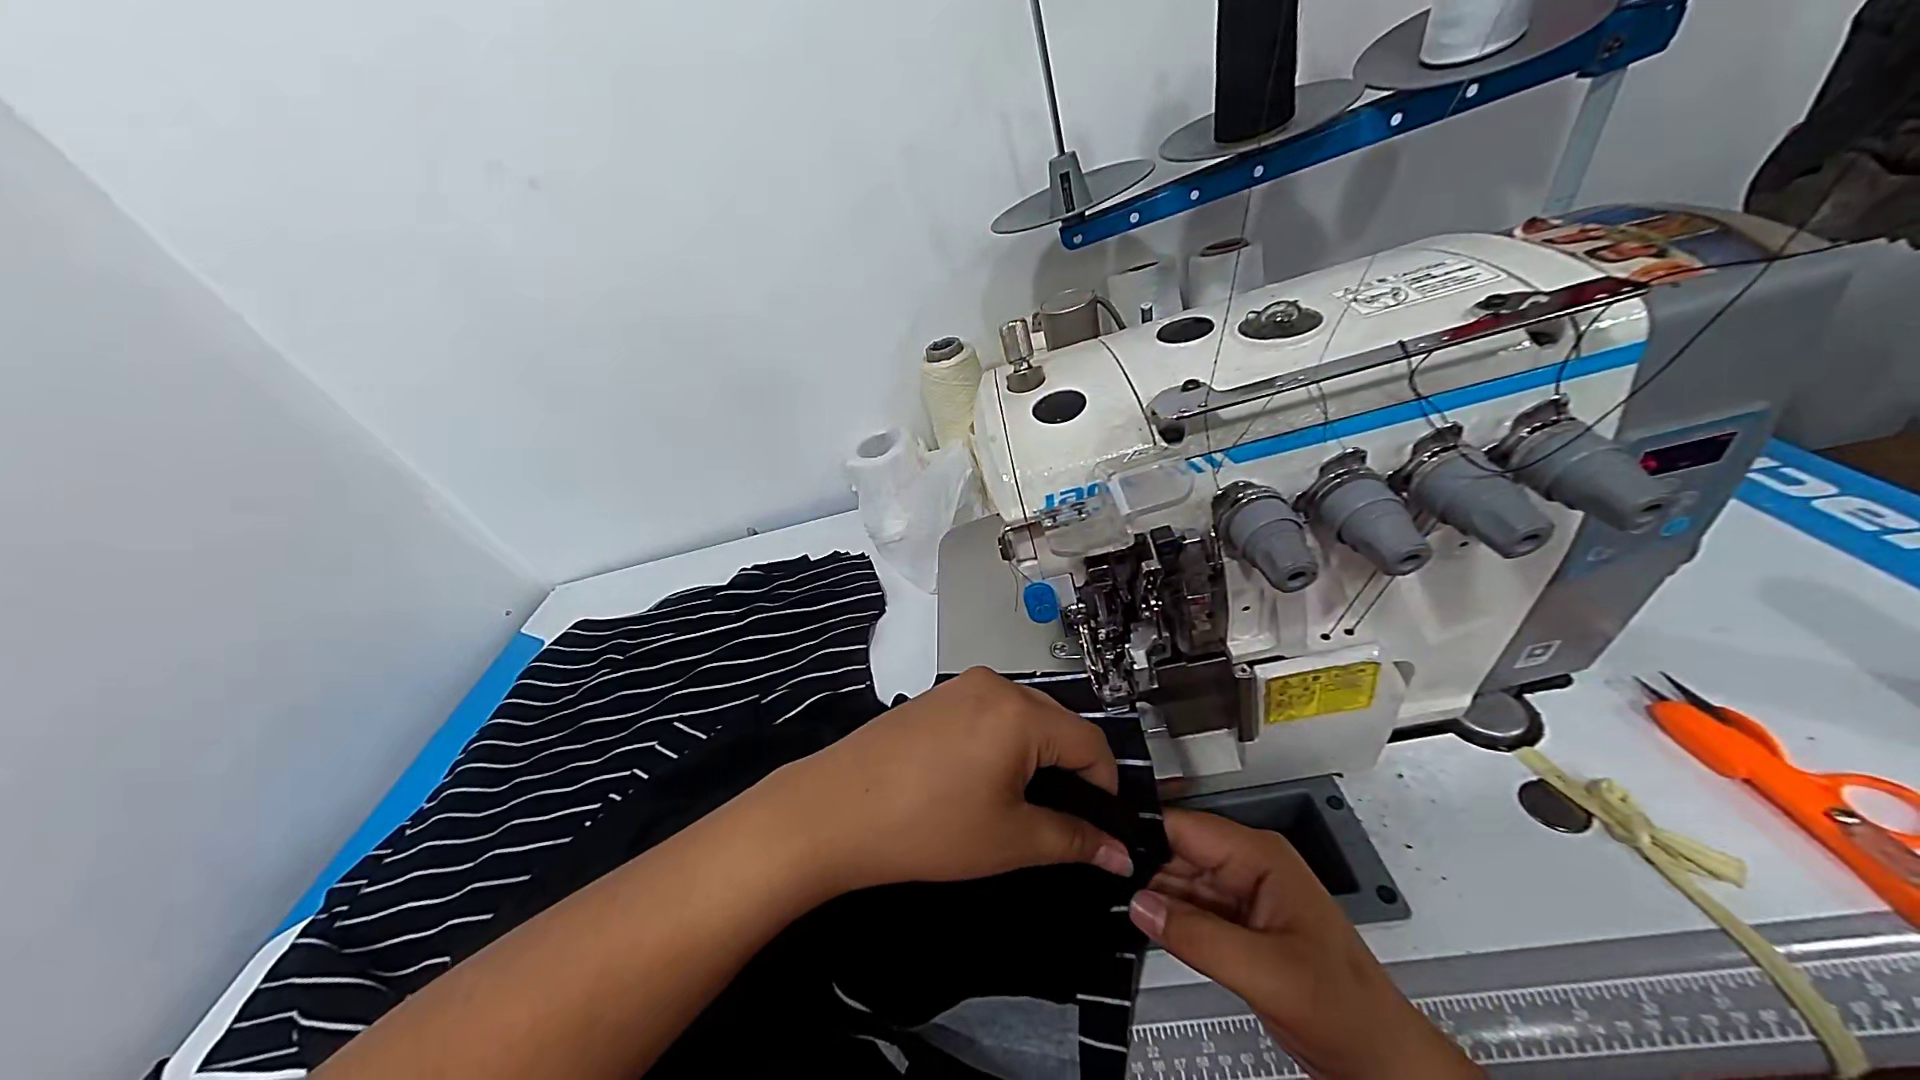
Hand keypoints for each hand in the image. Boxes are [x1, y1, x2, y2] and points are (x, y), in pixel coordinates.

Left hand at [741, 667, 1133, 895]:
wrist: (833, 811)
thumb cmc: (925, 826)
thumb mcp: (1009, 840)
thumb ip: (1074, 841)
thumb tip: (1118, 852)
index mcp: (1021, 712)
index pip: (1092, 743)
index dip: (1105, 788)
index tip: (1100, 827)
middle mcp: (995, 685)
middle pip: (1060, 724)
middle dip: (1070, 771)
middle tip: (1060, 821)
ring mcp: (961, 686)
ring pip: (1025, 716)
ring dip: (1036, 756)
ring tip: (1017, 803)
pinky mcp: (937, 696)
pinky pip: (990, 713)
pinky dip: (1003, 743)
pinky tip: (979, 780)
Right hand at [1130, 810, 1481, 1079]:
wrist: (1378, 1060)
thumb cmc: (1343, 1008)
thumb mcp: (1268, 972)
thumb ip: (1199, 935)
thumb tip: (1137, 904)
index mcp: (1259, 856)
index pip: (1184, 827)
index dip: (1140, 832)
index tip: (1100, 845)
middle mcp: (1246, 866)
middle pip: (1175, 850)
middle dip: (1137, 864)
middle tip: (1096, 881)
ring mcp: (1238, 895)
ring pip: (1176, 880)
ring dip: (1146, 892)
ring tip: (1105, 899)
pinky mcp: (1233, 924)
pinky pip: (1186, 909)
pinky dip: (1163, 917)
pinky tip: (1134, 922)